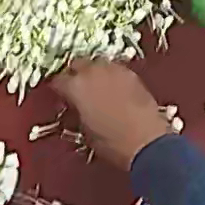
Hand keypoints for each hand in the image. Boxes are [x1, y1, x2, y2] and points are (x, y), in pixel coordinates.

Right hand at [51, 59, 174, 170]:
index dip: (58, 88)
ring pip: (97, 63)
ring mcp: (113, 69)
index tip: (60, 95)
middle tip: (77, 88)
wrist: (146, 140)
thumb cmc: (112, 142)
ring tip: (96, 86)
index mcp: (76, 87)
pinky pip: (115, 68)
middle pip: (77, 64)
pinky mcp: (130, 73)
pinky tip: (114, 88)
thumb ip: (77, 111)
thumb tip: (76, 106)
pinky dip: (111, 75)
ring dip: (94, 72)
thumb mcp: (85, 130)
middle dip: (75, 74)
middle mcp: (93, 72)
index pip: (58, 80)